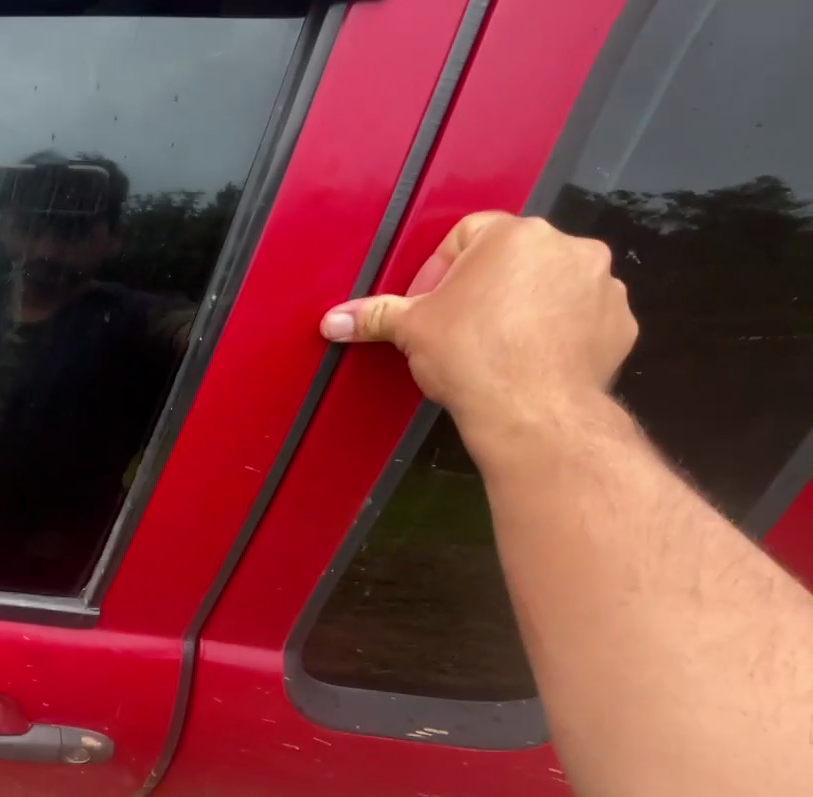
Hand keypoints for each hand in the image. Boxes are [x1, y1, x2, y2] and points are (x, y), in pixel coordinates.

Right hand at [319, 212, 638, 444]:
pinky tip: (524, 358)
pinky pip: (577, 314)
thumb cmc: (468, 355)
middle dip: (479, 287)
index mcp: (513, 237)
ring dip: (518, 305)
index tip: (425, 305)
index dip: (436, 269)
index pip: (465, 234)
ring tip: (490, 345)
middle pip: (509, 257)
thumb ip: (373, 316)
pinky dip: (552, 330)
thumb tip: (331, 321)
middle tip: (451, 326)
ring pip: (546, 284)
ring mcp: (601, 282)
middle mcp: (567, 247)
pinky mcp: (620, 319)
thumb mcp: (410, 331)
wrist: (533, 409)